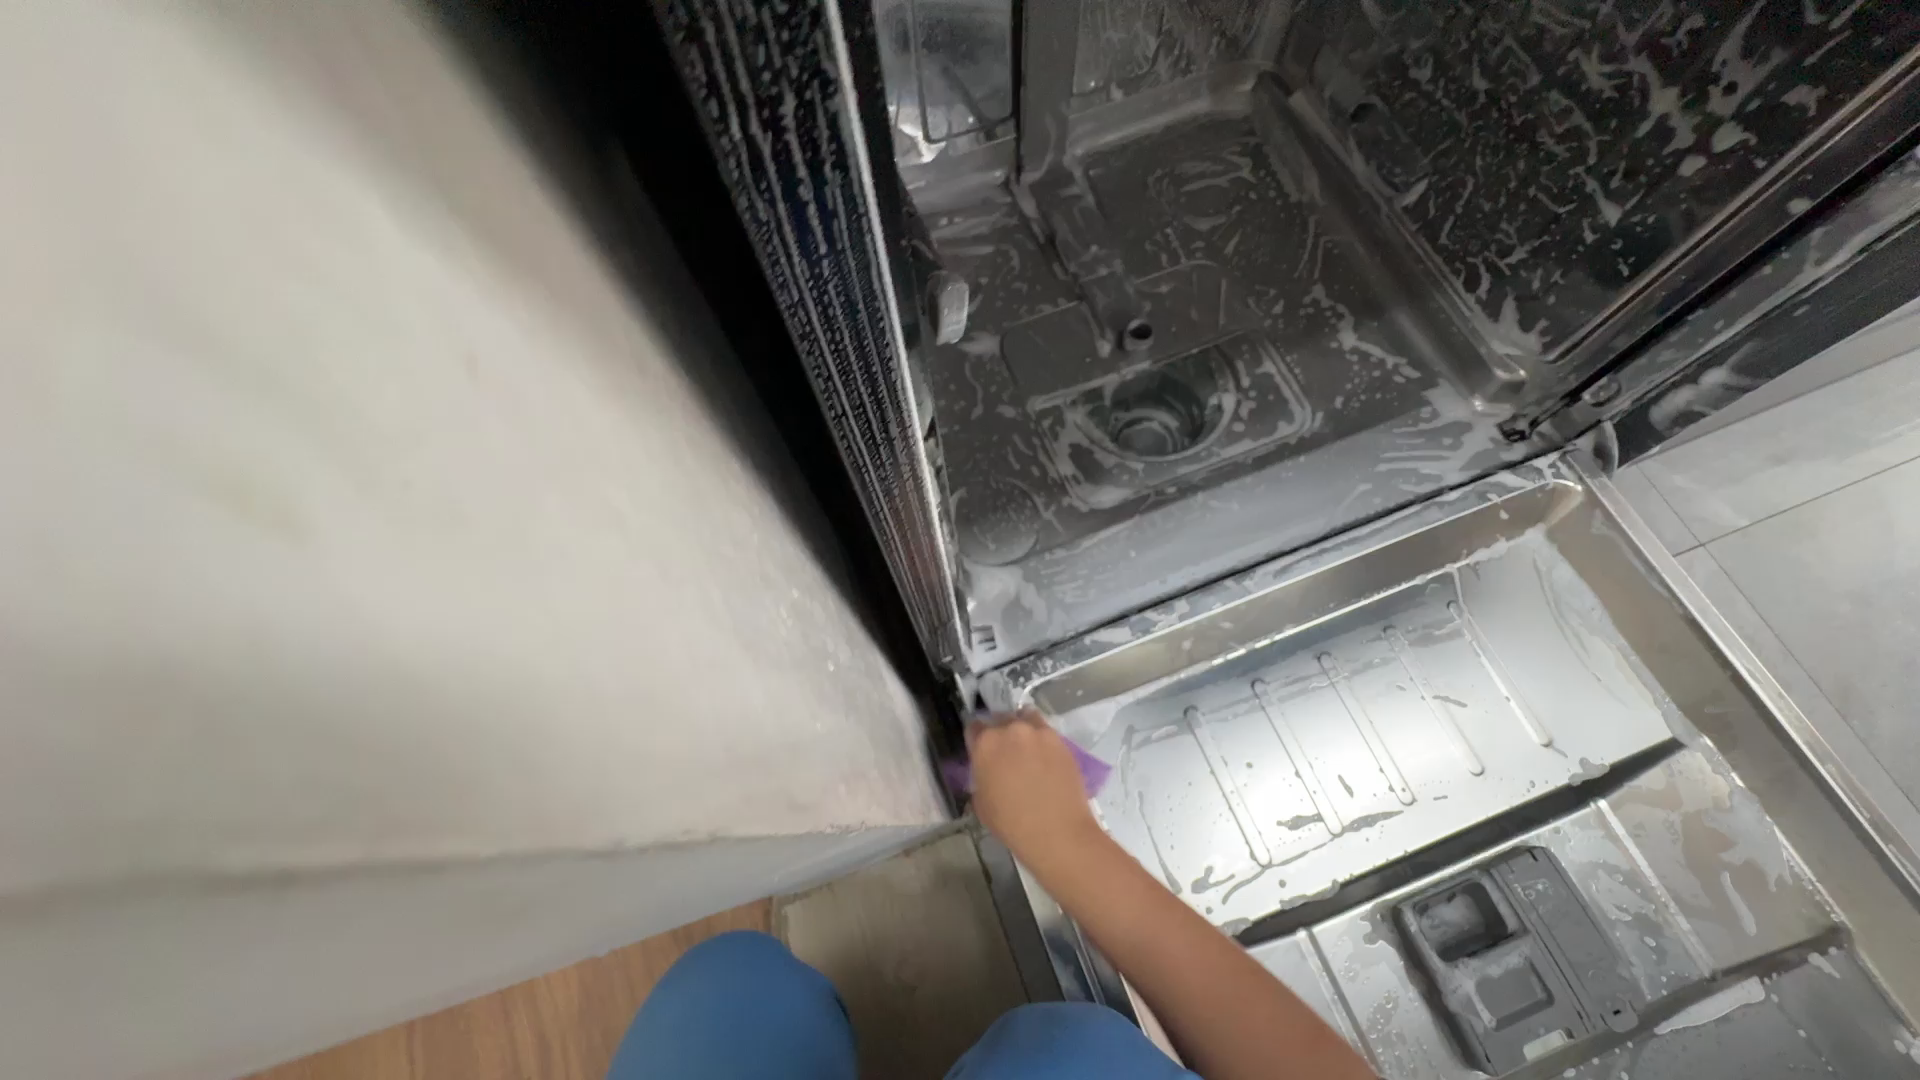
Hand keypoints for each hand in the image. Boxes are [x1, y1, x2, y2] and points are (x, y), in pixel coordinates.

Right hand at [966, 709, 1102, 865]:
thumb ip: (981, 778)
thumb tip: (988, 773)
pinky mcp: (1061, 740)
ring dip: (1023, 729)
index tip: (981, 751)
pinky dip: (1043, 741)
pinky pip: (1047, 732)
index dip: (977, 740)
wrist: (1057, 832)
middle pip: (1001, 719)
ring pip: (1026, 719)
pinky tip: (1046, 760)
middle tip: (1006, 753)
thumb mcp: (981, 803)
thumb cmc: (1011, 823)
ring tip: (1028, 750)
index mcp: (985, 743)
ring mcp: (1038, 732)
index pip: (974, 727)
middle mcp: (1010, 729)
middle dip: (1000, 732)